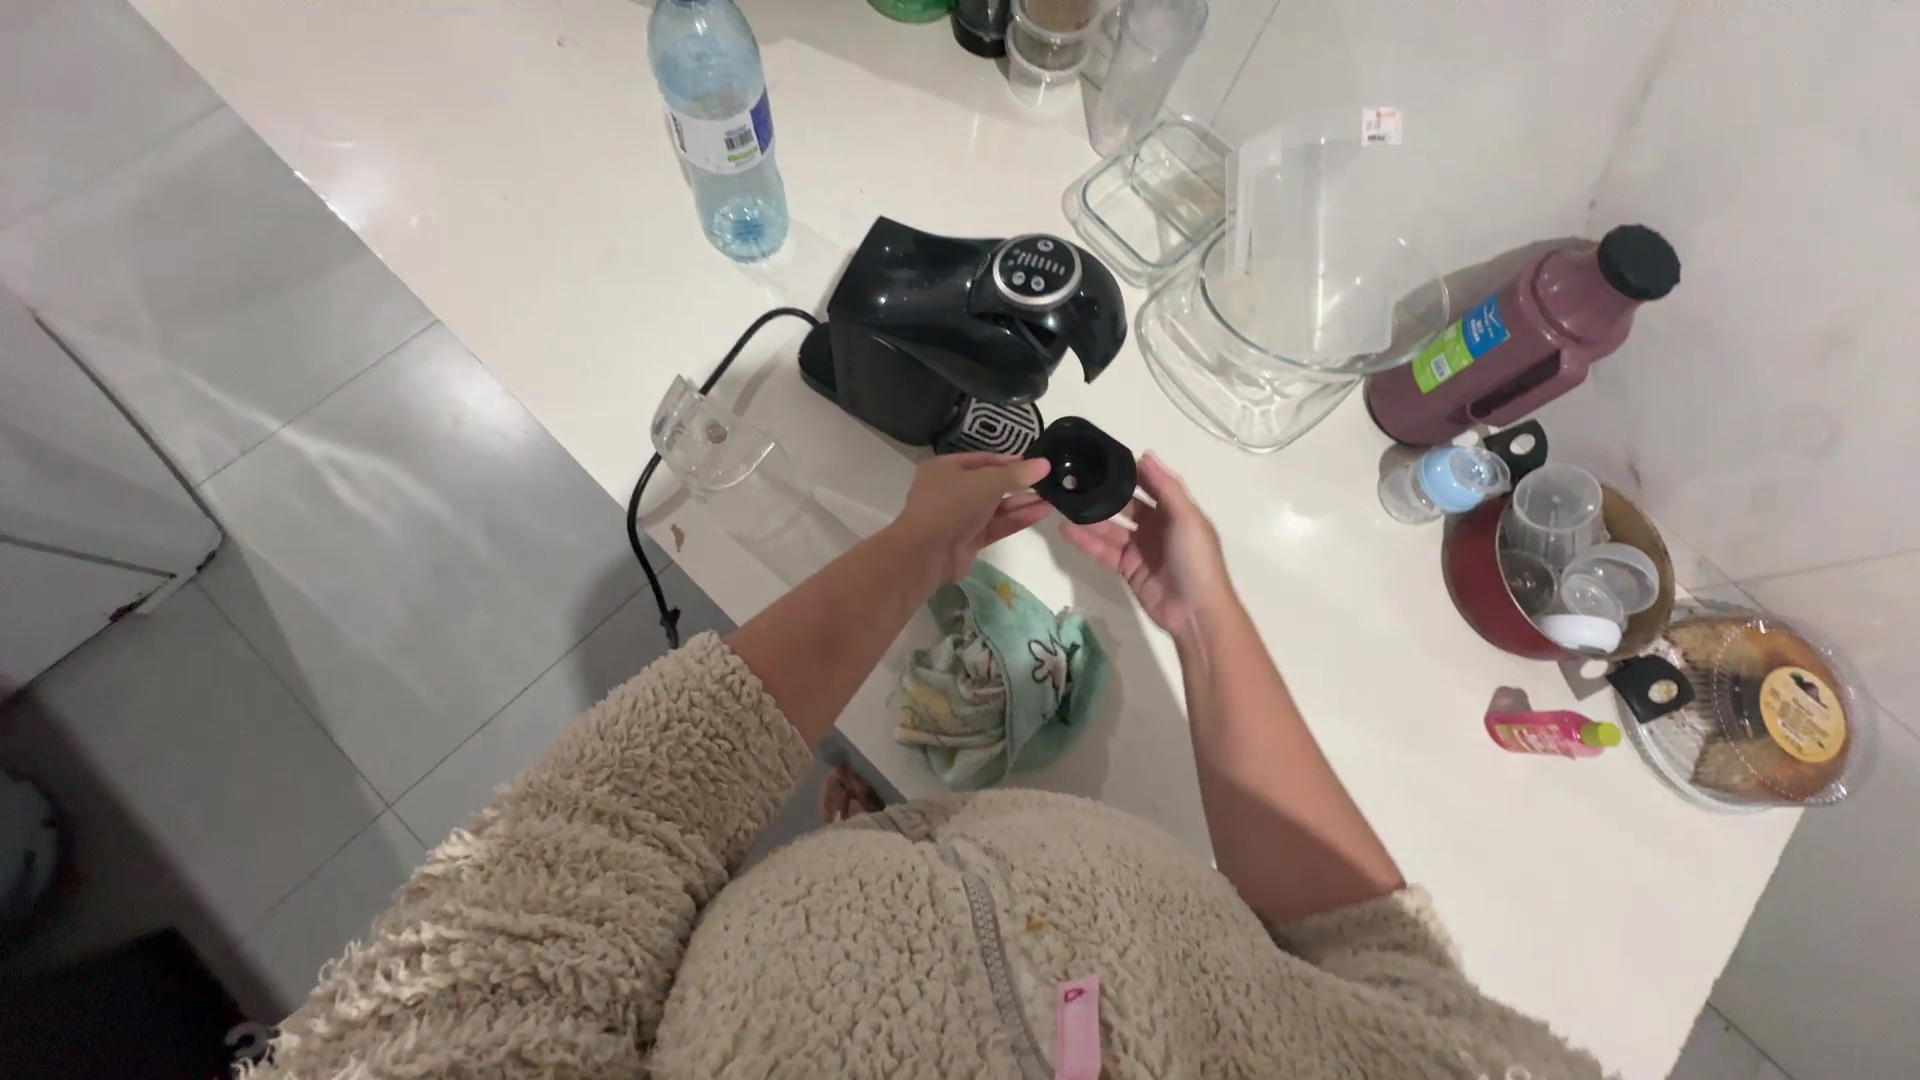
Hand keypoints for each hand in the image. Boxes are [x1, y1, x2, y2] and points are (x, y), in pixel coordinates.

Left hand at [892, 452, 1052, 582]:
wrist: (926, 552)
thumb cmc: (951, 505)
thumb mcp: (986, 482)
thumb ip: (1016, 474)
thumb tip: (1044, 464)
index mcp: (945, 469)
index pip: (982, 460)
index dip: (1009, 460)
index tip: (1035, 462)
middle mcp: (951, 491)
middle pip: (990, 484)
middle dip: (1020, 483)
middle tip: (1049, 480)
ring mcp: (961, 517)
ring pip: (996, 507)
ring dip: (1023, 501)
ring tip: (1054, 496)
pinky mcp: (970, 540)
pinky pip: (998, 525)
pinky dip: (1018, 518)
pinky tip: (1043, 511)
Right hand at [1060, 452, 1230, 636]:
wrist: (1195, 610)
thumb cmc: (1196, 559)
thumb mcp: (1187, 518)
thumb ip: (1167, 487)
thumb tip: (1145, 454)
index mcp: (1175, 511)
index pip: (1150, 484)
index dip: (1130, 472)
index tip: (1104, 457)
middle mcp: (1157, 526)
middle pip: (1126, 505)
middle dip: (1104, 494)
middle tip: (1075, 479)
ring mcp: (1140, 548)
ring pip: (1110, 528)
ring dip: (1089, 518)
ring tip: (1063, 503)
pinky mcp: (1127, 568)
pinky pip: (1104, 550)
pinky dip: (1086, 541)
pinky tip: (1066, 530)